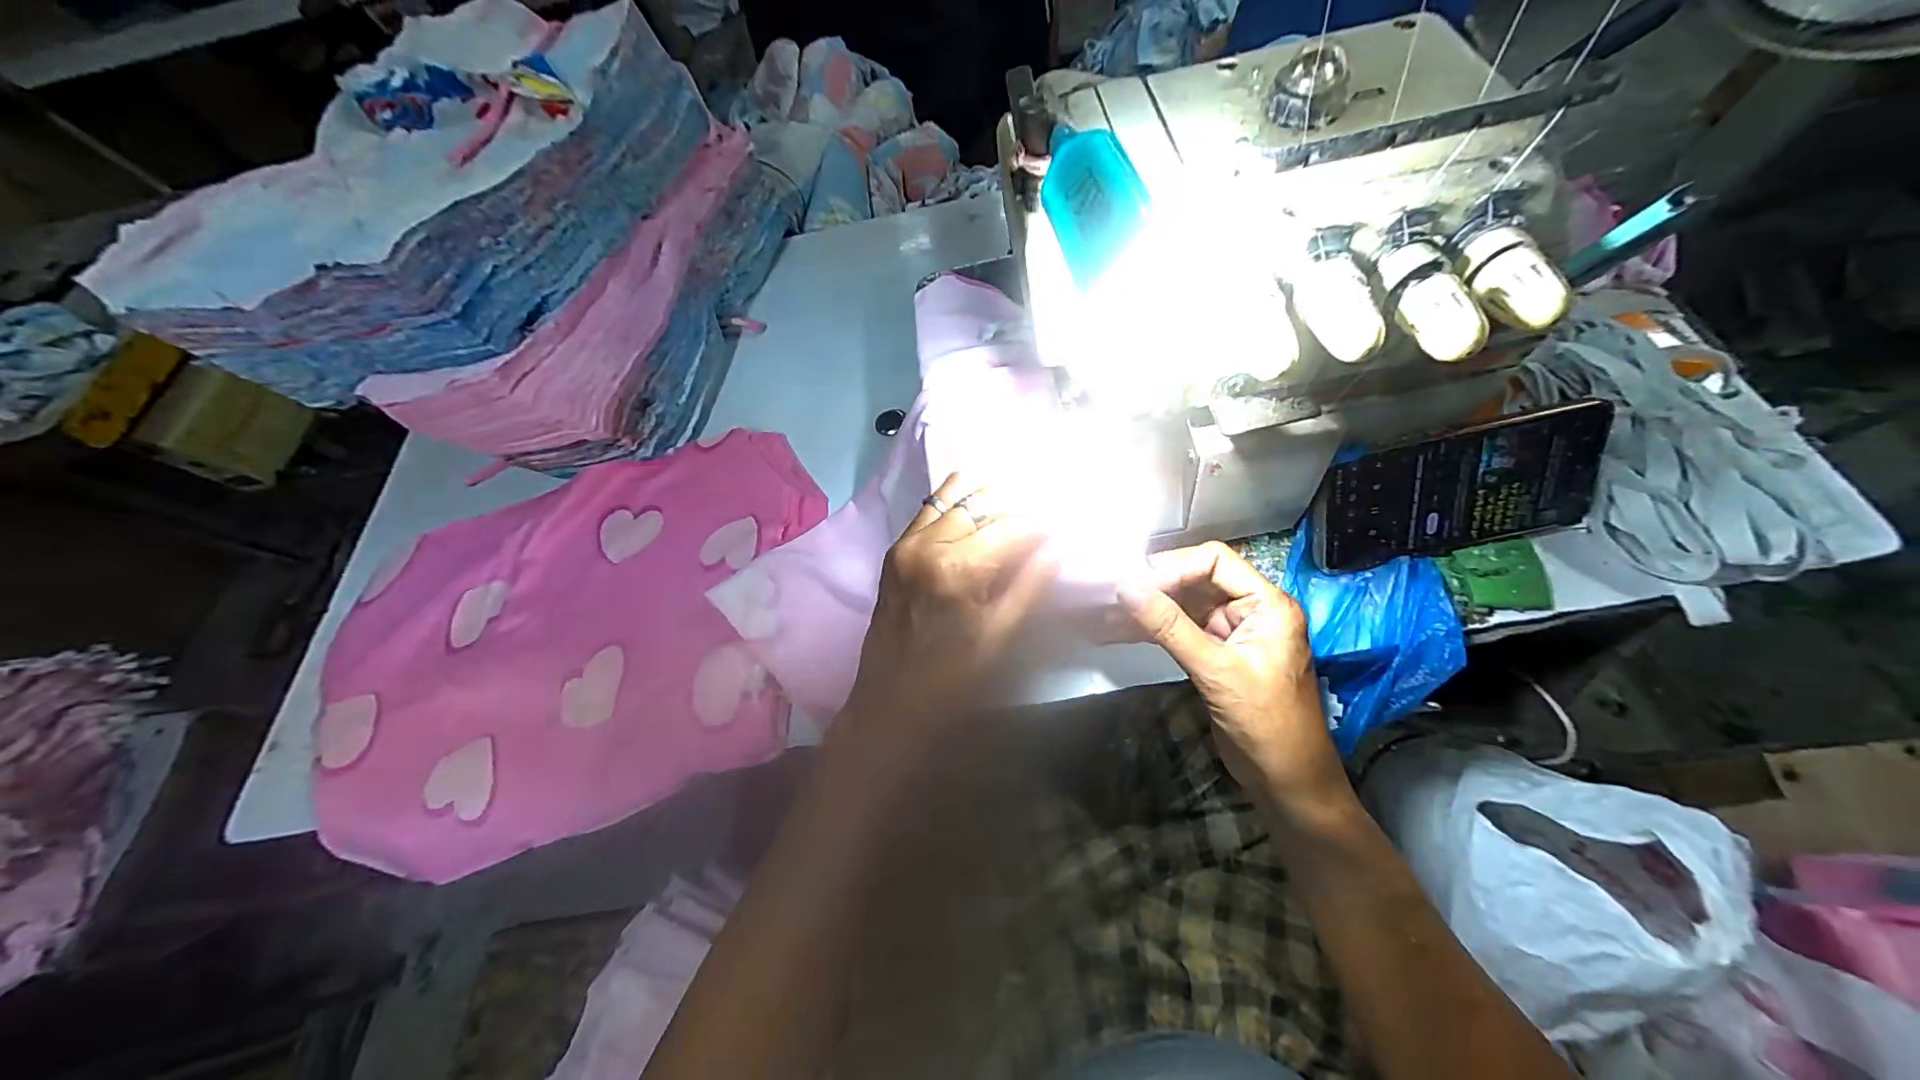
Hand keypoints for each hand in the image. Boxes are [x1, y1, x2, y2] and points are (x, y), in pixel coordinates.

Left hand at [838, 474, 1058, 760]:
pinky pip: (927, 513)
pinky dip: (952, 503)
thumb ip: (1029, 586)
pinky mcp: (894, 552)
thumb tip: (1056, 548)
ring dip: (986, 501)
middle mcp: (928, 545)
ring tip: (1014, 506)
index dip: (1042, 525)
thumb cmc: (950, 683)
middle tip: (1042, 518)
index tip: (1063, 527)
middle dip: (1016, 510)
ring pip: (953, 503)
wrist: (888, 704)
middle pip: (983, 508)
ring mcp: (906, 545)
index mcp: (958, 569)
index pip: (1012, 528)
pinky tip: (972, 496)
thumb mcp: (999, 637)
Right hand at [1117, 542, 1347, 809]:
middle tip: (1112, 593)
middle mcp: (1251, 610)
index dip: (1174, 567)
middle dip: (1153, 587)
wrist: (1287, 779)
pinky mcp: (1214, 655)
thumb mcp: (1216, 670)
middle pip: (1195, 580)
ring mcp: (1231, 633)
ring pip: (1182, 607)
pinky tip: (1116, 632)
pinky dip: (1150, 631)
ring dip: (1146, 610)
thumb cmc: (1266, 722)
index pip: (1215, 561)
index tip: (1136, 584)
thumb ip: (1169, 627)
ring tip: (1104, 613)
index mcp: (1267, 604)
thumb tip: (1126, 588)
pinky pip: (1178, 631)